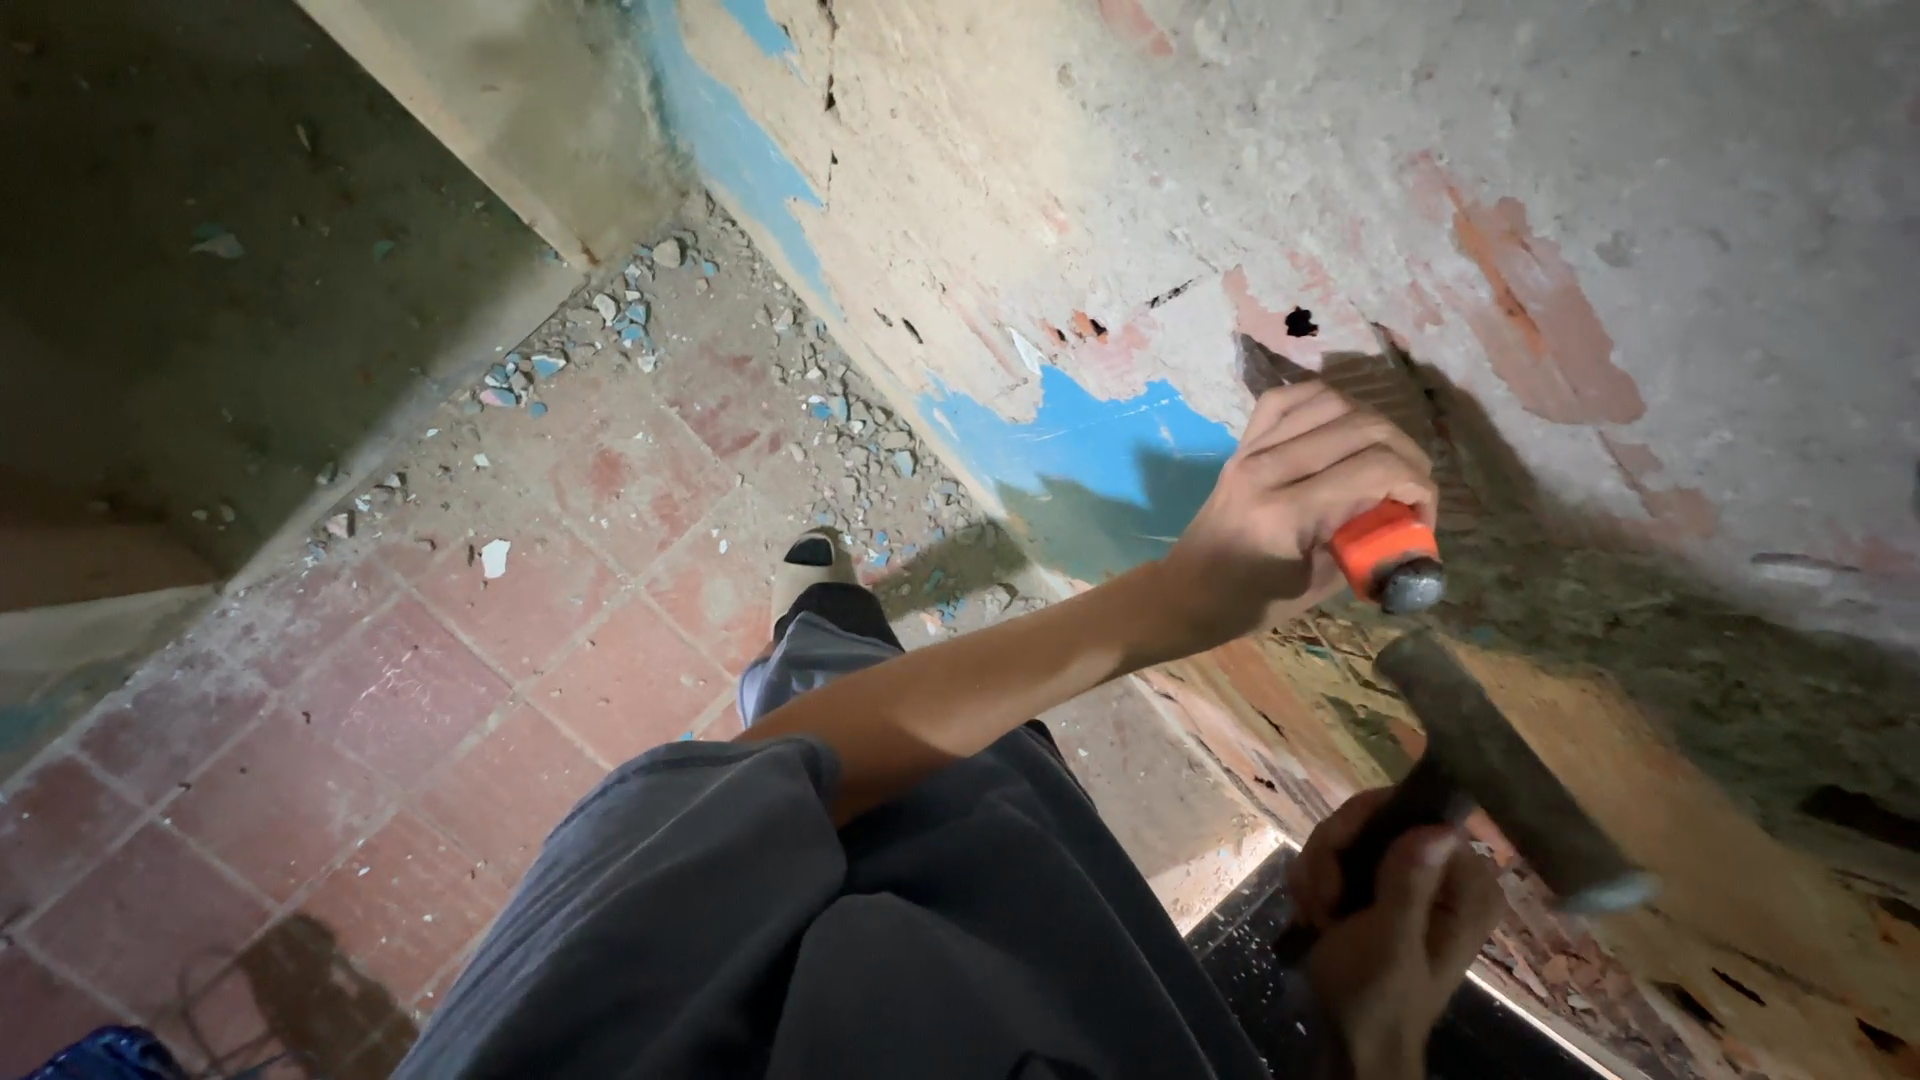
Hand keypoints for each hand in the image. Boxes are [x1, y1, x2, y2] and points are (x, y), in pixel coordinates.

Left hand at [1157, 382, 1436, 649]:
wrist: (1186, 592)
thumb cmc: (1250, 602)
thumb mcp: (1318, 584)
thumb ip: (1367, 543)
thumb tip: (1412, 520)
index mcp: (1285, 512)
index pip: (1376, 468)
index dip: (1419, 486)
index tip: (1422, 516)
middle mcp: (1266, 469)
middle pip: (1363, 427)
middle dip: (1407, 454)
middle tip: (1411, 490)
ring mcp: (1249, 451)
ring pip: (1331, 402)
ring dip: (1372, 424)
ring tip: (1383, 460)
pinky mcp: (1240, 445)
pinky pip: (1286, 399)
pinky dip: (1324, 403)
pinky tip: (1341, 428)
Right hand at [1290, 789, 1505, 1079]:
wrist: (1352, 1038)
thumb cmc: (1377, 996)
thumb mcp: (1389, 941)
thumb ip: (1409, 884)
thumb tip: (1438, 828)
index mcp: (1465, 886)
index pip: (1413, 812)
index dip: (1364, 822)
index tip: (1332, 858)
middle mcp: (1441, 873)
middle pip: (1371, 818)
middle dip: (1331, 854)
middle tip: (1321, 896)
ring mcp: (1405, 878)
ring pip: (1345, 835)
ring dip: (1318, 871)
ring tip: (1318, 913)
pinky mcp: (1375, 886)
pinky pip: (1332, 855)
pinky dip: (1314, 881)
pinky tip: (1314, 913)